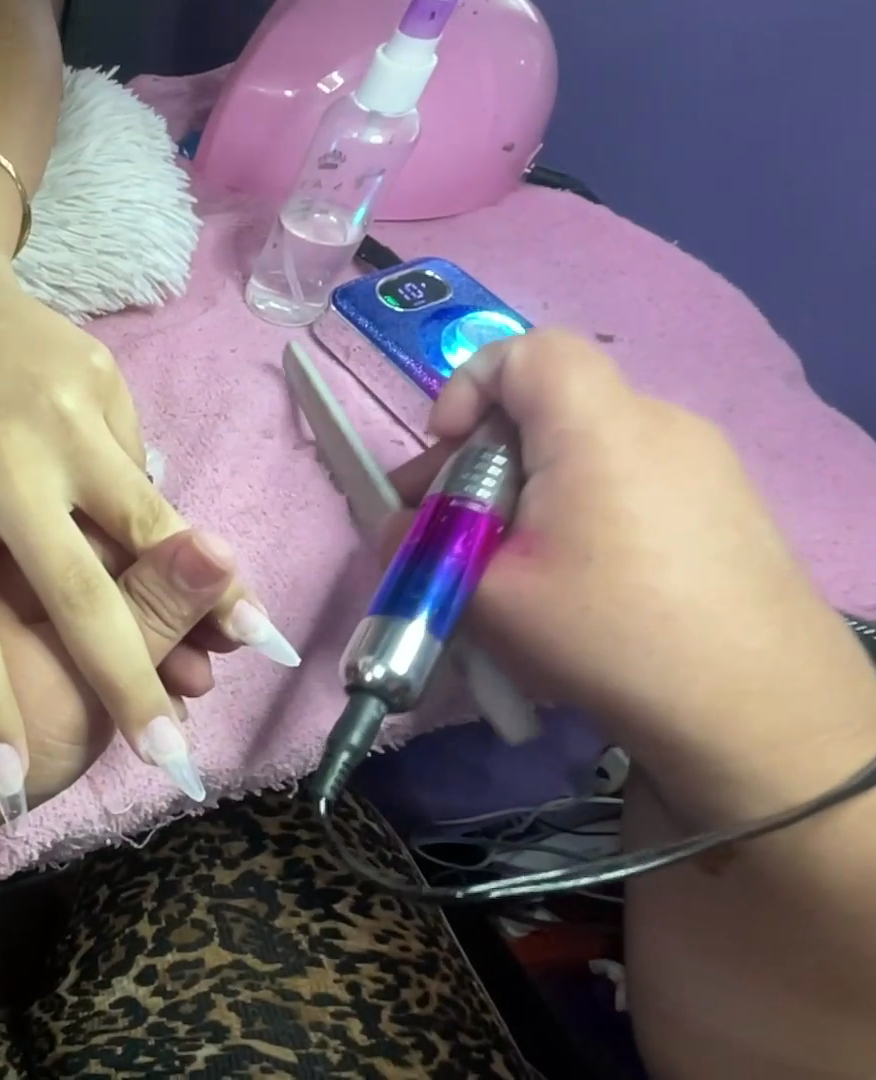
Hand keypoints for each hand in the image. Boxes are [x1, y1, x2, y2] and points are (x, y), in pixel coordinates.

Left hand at [0, 251, 292, 819]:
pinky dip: (167, 518)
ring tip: (252, 648)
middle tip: (173, 755)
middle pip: (72, 590)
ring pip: (141, 524)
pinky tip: (199, 555)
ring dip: (205, 591)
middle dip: (126, 681)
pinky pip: (139, 468)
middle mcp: (2, 467)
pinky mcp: (103, 385)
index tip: (8, 782)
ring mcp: (61, 422)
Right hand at [388, 329, 869, 758]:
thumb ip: (417, 542)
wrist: (758, 709)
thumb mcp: (481, 590)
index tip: (447, 450)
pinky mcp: (719, 499)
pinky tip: (562, 567)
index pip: (528, 351)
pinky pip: (619, 471)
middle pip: (546, 401)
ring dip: (519, 481)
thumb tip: (396, 524)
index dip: (469, 385)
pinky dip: (567, 499)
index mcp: (599, 432)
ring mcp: (700, 461)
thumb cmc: (606, 632)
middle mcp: (658, 426)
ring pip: (579, 440)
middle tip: (444, 520)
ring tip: (499, 553)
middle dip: (477, 450)